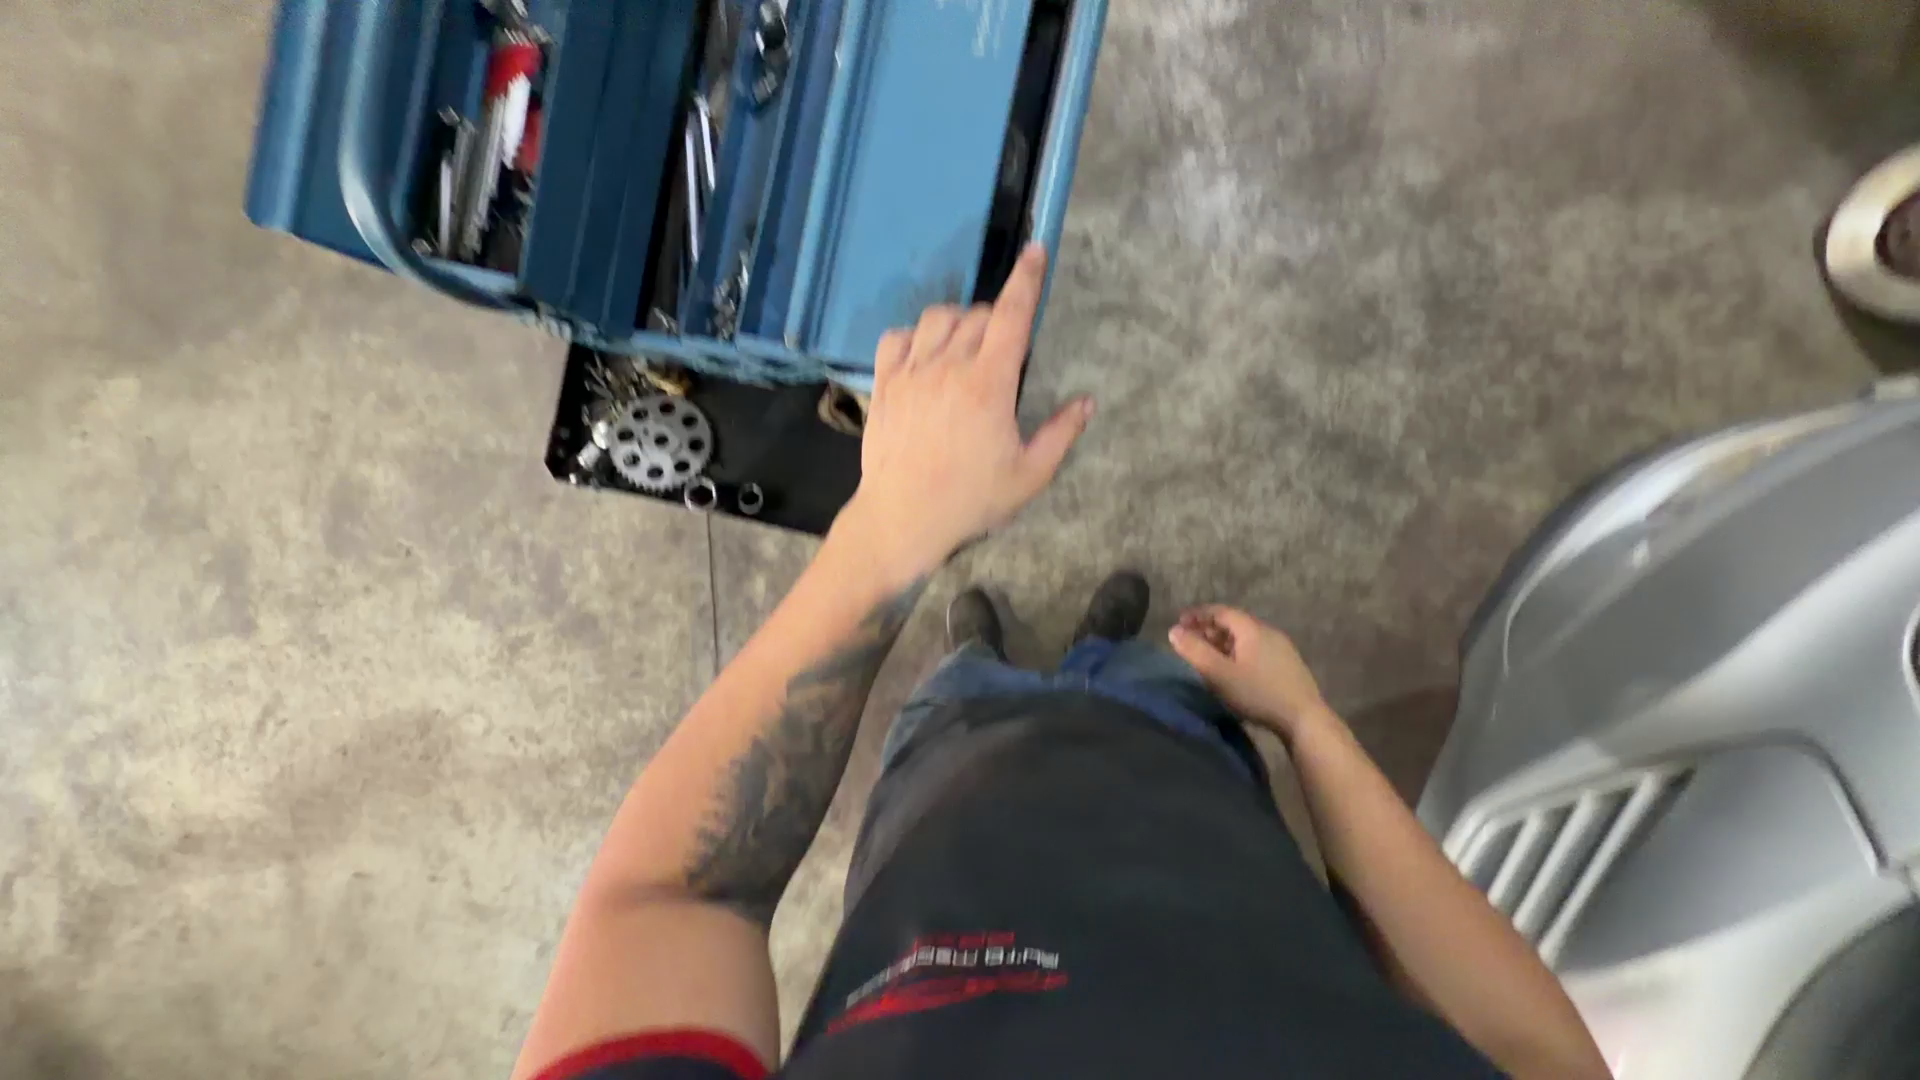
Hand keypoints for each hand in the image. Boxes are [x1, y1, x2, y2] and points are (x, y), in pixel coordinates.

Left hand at [838, 245, 1094, 578]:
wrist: (902, 517)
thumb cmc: (970, 500)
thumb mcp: (1029, 475)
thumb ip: (1061, 434)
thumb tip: (1086, 402)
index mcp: (989, 383)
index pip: (1012, 315)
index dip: (1027, 279)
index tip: (1036, 251)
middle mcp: (948, 366)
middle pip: (976, 315)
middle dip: (996, 320)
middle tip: (1002, 353)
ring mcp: (910, 372)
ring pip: (936, 318)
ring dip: (957, 321)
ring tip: (964, 346)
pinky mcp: (883, 384)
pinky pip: (896, 338)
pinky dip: (914, 336)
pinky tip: (923, 356)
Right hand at [1168, 606, 1335, 739]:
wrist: (1304, 719)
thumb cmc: (1258, 693)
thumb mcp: (1219, 674)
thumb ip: (1194, 651)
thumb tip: (1173, 631)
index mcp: (1252, 629)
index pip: (1220, 611)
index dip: (1197, 614)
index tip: (1179, 623)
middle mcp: (1268, 632)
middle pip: (1233, 623)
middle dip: (1209, 629)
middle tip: (1190, 643)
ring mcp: (1282, 649)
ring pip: (1245, 638)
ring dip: (1223, 643)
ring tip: (1208, 658)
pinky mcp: (1288, 665)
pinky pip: (1256, 650)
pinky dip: (1238, 653)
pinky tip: (1233, 670)